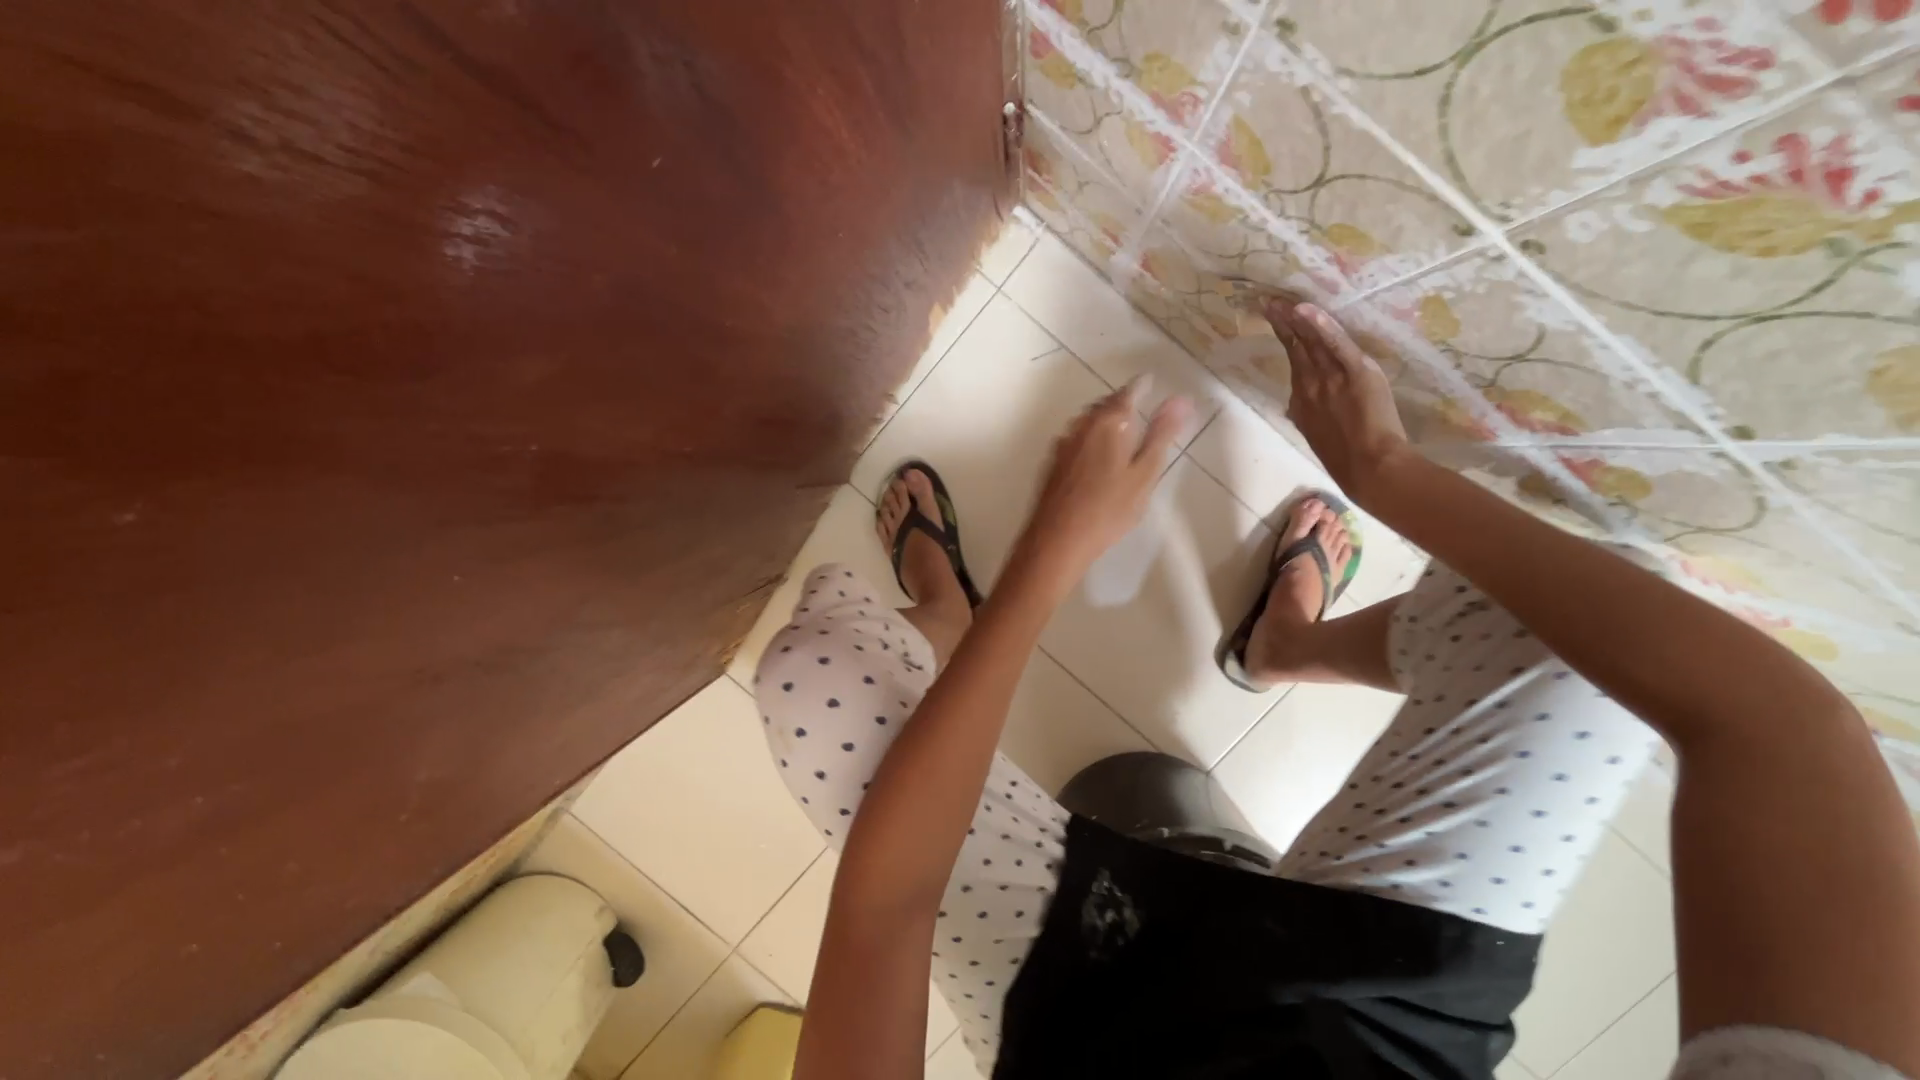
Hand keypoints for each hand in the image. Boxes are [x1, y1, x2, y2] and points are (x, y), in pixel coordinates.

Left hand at [1014, 377, 1191, 585]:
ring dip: (1103, 418)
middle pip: (1104, 404)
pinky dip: (1089, 436)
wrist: (1057, 538)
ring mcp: (1063, 443)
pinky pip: (1075, 438)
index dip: (1142, 386)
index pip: (1128, 393)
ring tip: (1119, 426)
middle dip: (1121, 401)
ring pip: (1086, 421)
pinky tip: (1095, 453)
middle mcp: (1081, 426)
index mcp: (1109, 423)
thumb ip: (1162, 434)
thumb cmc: (1108, 509)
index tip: (1151, 381)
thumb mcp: (1144, 473)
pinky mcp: (1052, 462)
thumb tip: (1181, 399)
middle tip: (1137, 402)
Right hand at [1265, 299, 1411, 494]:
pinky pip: (1335, 345)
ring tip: (1280, 301)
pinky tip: (1304, 310)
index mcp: (1302, 401)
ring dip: (1294, 318)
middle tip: (1268, 301)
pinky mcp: (1355, 373)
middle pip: (1295, 347)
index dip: (1284, 340)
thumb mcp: (1318, 437)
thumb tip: (1293, 405)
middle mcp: (1310, 386)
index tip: (1275, 321)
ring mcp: (1330, 379)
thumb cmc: (1348, 461)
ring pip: (1310, 342)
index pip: (1293, 362)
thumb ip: (1307, 415)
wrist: (1371, 468)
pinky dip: (1320, 326)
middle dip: (1281, 323)